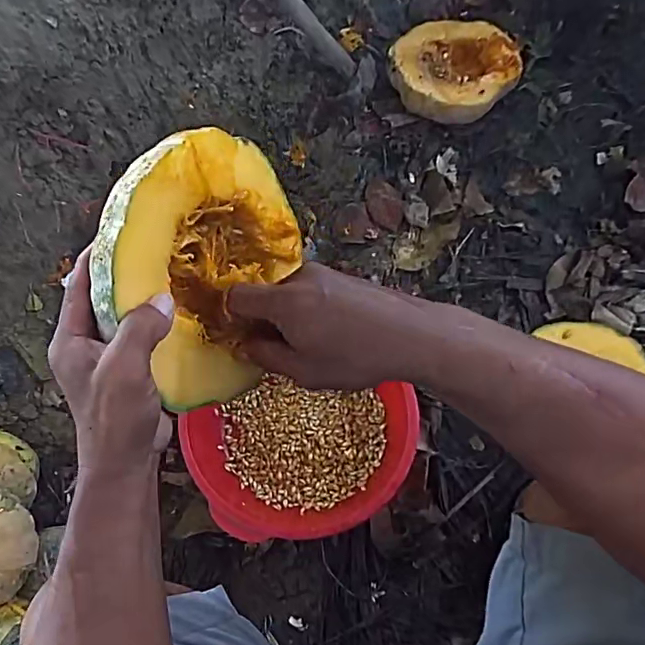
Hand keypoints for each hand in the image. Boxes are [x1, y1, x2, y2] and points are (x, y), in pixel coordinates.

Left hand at [49, 253, 174, 472]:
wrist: (125, 463)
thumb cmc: (114, 419)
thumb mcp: (123, 368)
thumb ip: (139, 329)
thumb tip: (162, 299)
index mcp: (69, 339)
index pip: (79, 285)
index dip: (97, 256)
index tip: (122, 233)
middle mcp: (83, 344)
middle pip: (101, 297)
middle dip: (125, 275)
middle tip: (155, 252)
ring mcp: (105, 358)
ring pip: (123, 317)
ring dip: (142, 300)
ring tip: (170, 277)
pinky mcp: (127, 371)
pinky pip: (139, 337)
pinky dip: (154, 324)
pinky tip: (177, 314)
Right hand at [227, 263, 434, 389]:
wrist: (414, 335)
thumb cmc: (356, 358)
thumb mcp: (304, 371)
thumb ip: (266, 356)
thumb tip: (245, 345)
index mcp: (284, 300)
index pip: (236, 296)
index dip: (230, 317)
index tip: (239, 338)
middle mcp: (300, 278)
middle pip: (264, 294)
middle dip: (264, 320)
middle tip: (282, 350)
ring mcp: (323, 273)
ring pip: (288, 294)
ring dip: (289, 317)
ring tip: (316, 345)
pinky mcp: (342, 276)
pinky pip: (310, 292)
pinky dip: (310, 311)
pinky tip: (334, 333)